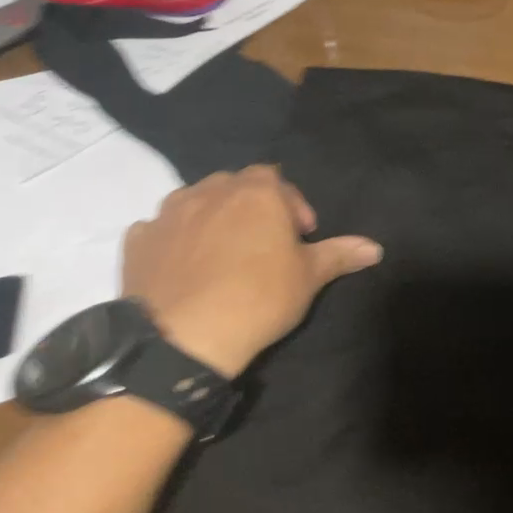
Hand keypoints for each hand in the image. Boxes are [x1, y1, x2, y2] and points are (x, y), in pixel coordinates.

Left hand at [122, 167, 381, 377]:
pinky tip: (186, 264)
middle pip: (233, 184)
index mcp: (255, 194)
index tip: (300, 235)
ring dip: (212, 217)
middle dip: (251, 205)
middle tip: (266, 241)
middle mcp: (208, 193)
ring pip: (194, 201)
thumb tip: (375, 248)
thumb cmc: (260, 297)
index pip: (274, 177)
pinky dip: (176, 238)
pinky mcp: (137, 241)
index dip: (291, 202)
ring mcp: (166, 215)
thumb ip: (340, 255)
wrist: (184, 336)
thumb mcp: (310, 277)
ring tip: (225, 252)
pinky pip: (160, 228)